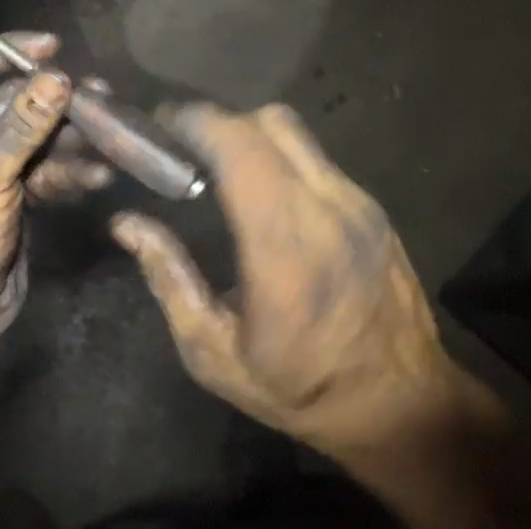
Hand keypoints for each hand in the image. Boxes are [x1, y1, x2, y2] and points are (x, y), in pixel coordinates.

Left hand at [0, 34, 111, 340]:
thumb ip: (26, 124)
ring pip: (35, 136)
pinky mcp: (13, 193)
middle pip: (12, 101)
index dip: (11, 52)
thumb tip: (59, 77)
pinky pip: (44, 169)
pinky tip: (98, 174)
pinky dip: (69, 171)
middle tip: (99, 95)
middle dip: (54, 100)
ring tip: (110, 133)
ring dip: (70, 136)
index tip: (54, 48)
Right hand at [111, 104, 459, 452]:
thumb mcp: (214, 353)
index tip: (160, 130)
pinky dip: (279, 158)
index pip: (240, 147)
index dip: (195, 122)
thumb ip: (169, 278)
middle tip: (185, 149)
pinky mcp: (374, 210)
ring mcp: (358, 206)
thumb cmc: (300, 387)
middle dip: (219, 123)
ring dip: (249, 137)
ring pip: (296, 134)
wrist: (405, 409)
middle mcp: (327, 211)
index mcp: (284, 246)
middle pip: (269, 121)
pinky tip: (262, 196)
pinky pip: (316, 159)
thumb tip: (125, 222)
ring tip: (219, 169)